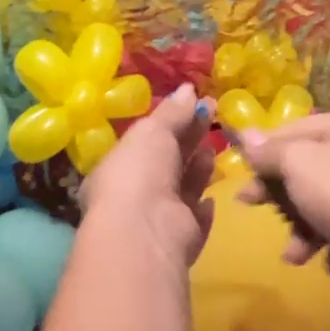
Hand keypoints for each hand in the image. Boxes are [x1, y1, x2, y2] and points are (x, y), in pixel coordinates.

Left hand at [80, 83, 216, 265]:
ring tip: (212, 151)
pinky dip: (202, 209)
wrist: (146, 231)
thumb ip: (173, 112)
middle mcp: (132, 196)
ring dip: (197, 170)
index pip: (145, 141)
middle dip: (188, 141)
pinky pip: (193, 220)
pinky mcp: (178, 241)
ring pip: (181, 190)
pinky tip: (210, 199)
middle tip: (213, 117)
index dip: (171, 122)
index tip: (197, 104)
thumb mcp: (153, 131)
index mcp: (116, 168)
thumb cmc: (140, 172)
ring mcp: (155, 221)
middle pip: (166, 163)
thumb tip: (188, 89)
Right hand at [236, 110, 329, 274]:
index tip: (241, 168)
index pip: (299, 128)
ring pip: (327, 204)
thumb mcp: (296, 163)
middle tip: (248, 204)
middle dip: (280, 194)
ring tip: (295, 256)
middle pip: (311, 168)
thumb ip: (269, 151)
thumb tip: (247, 136)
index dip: (265, 147)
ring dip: (304, 231)